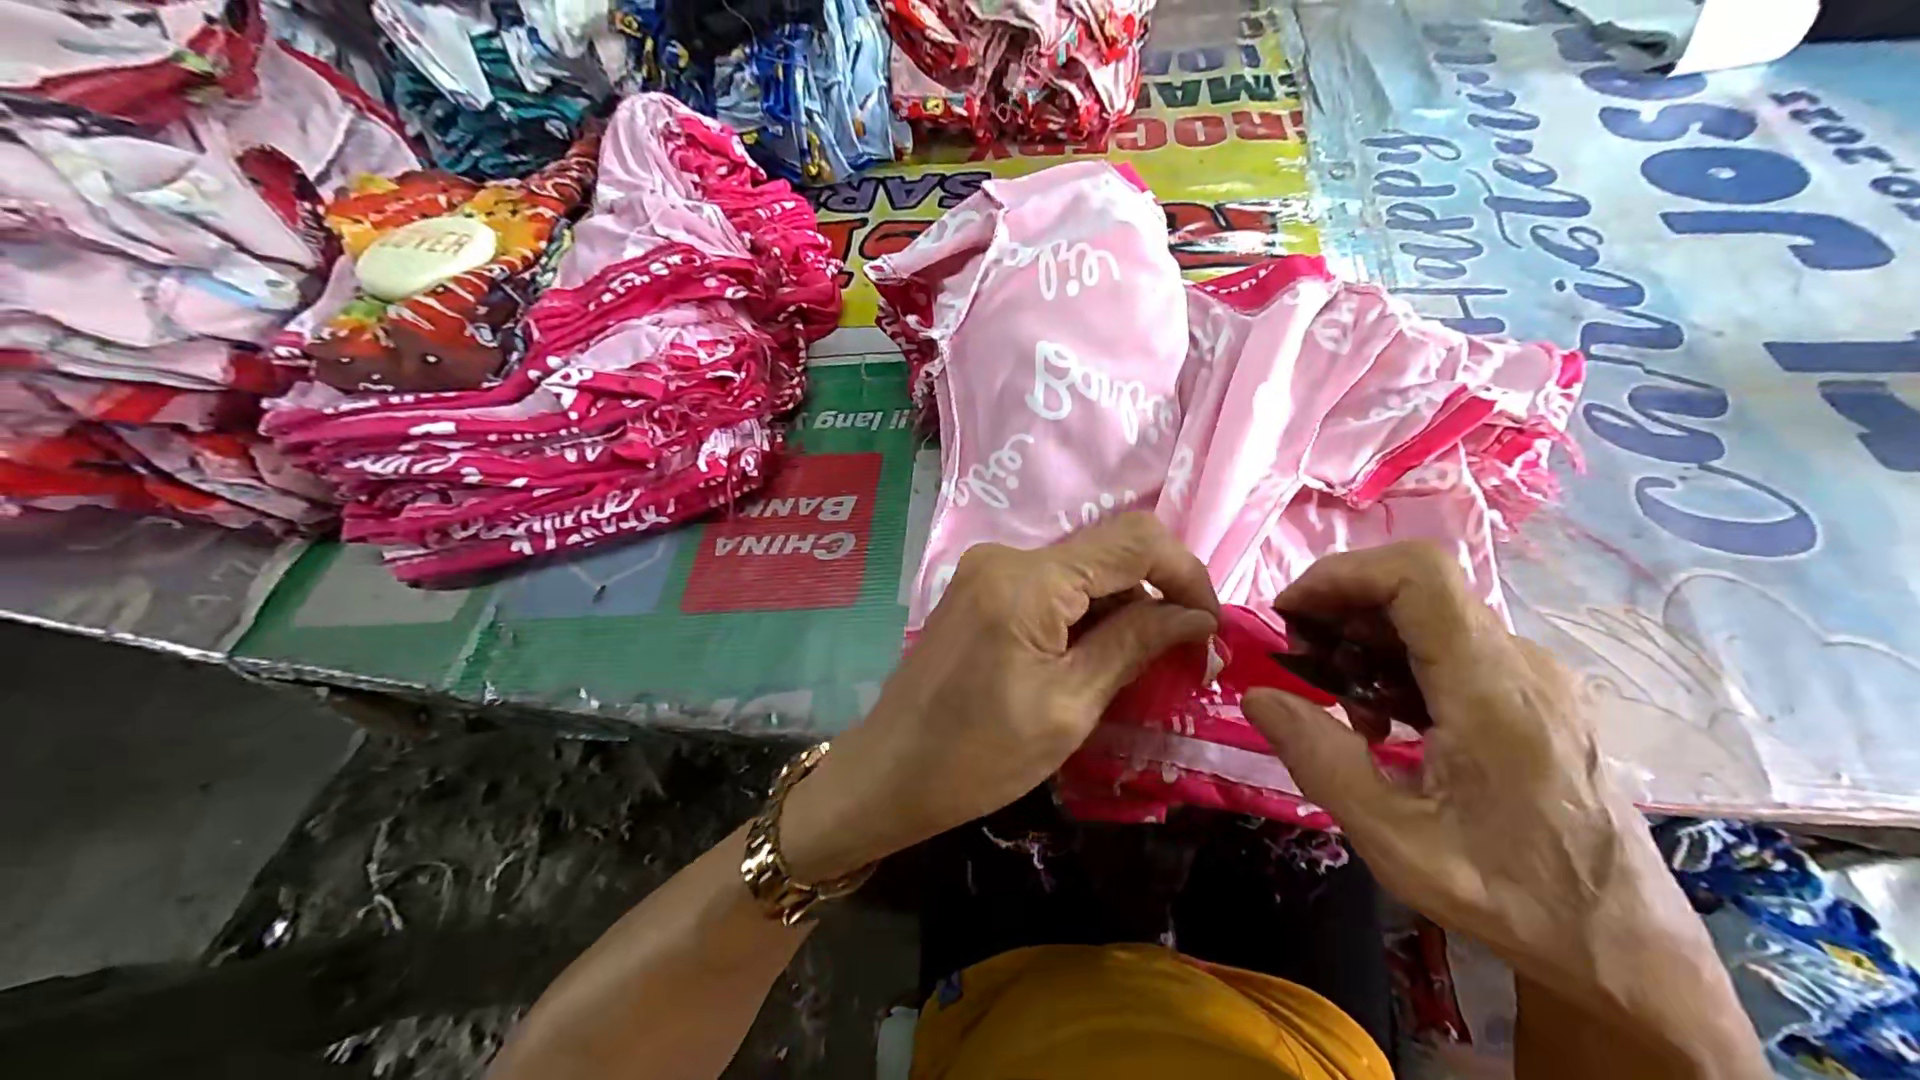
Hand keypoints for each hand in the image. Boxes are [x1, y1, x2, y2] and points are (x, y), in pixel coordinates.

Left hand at [780, 512, 1218, 882]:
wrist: (888, 773)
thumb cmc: (977, 756)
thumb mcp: (1069, 707)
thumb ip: (1134, 645)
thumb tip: (1196, 616)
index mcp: (1027, 580)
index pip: (1135, 539)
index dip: (1187, 574)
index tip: (1210, 629)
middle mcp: (1006, 555)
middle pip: (1110, 551)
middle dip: (1158, 596)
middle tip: (1187, 658)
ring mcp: (989, 569)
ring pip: (1084, 570)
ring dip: (1125, 608)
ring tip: (1148, 665)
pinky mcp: (981, 588)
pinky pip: (1052, 586)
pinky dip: (1088, 614)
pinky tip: (1100, 656)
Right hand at [1242, 543, 1765, 1076]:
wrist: (1627, 949)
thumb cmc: (1510, 896)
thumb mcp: (1393, 838)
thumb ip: (1318, 758)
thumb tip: (1257, 695)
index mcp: (1493, 692)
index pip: (1417, 575)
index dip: (1340, 574)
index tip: (1289, 613)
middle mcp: (1522, 666)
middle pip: (1415, 589)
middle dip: (1338, 610)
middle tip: (1298, 664)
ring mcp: (1534, 678)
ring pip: (1429, 617)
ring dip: (1363, 640)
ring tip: (1336, 703)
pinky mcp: (1534, 695)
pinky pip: (1451, 648)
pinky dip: (1395, 662)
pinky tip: (1381, 719)